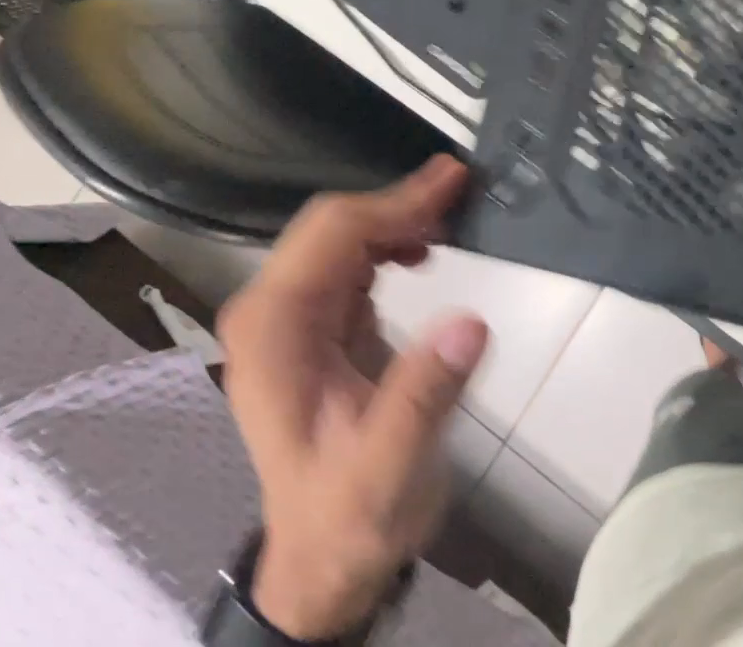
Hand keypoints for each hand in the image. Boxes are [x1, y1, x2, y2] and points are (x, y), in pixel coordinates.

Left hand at [217, 155, 489, 640]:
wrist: (328, 560)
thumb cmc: (353, 517)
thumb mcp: (389, 469)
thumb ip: (422, 396)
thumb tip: (469, 321)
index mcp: (277, 336)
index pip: (331, 238)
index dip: (393, 203)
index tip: (453, 183)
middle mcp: (273, 318)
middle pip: (330, 229)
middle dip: (398, 202)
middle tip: (464, 189)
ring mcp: (292, 324)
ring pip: (340, 240)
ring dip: (396, 219)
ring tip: (453, 216)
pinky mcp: (317, 333)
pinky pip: (350, 265)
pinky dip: (390, 245)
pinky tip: (424, 251)